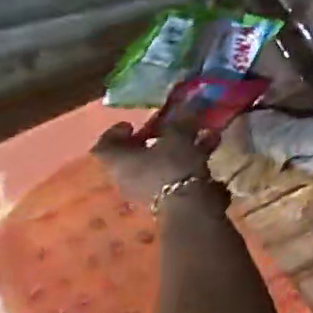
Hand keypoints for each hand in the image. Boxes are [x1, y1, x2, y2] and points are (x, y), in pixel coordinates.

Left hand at [93, 114, 211, 204]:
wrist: (190, 207)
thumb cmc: (172, 166)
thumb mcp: (178, 135)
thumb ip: (180, 120)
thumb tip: (188, 104)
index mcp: (119, 161)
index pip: (104, 146)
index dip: (115, 132)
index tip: (132, 123)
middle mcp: (126, 178)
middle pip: (131, 156)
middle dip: (149, 140)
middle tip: (164, 129)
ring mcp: (146, 191)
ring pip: (157, 164)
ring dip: (173, 149)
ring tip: (196, 134)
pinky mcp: (168, 199)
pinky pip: (173, 174)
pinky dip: (186, 161)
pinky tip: (209, 149)